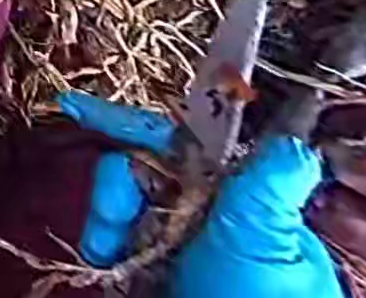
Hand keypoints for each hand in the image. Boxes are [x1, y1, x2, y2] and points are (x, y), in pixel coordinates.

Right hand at [55, 90, 342, 297]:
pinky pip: (110, 232)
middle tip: (109, 226)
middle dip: (112, 189)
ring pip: (115, 196)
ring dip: (104, 221)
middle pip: (131, 164)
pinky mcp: (148, 260)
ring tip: (107, 255)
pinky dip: (102, 240)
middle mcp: (194, 203)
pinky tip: (106, 260)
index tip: (71, 106)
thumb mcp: (266, 245)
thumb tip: (293, 143)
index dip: (118, 119)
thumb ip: (267, 190)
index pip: (165, 138)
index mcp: (225, 190)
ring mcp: (169, 233)